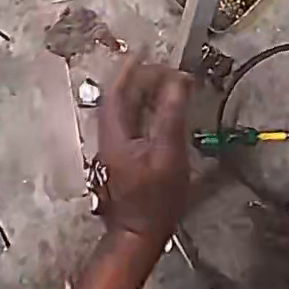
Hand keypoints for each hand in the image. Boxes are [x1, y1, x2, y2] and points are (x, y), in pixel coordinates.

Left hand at [98, 55, 192, 240]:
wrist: (140, 235)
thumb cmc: (155, 198)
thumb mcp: (168, 154)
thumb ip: (172, 115)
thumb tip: (178, 81)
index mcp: (115, 133)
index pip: (117, 92)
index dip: (129, 69)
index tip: (144, 53)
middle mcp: (111, 138)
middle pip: (120, 99)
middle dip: (140, 79)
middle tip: (164, 68)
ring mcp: (117, 150)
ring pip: (127, 111)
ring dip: (144, 93)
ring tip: (166, 83)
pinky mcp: (125, 159)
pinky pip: (134, 124)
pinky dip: (147, 109)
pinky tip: (163, 110)